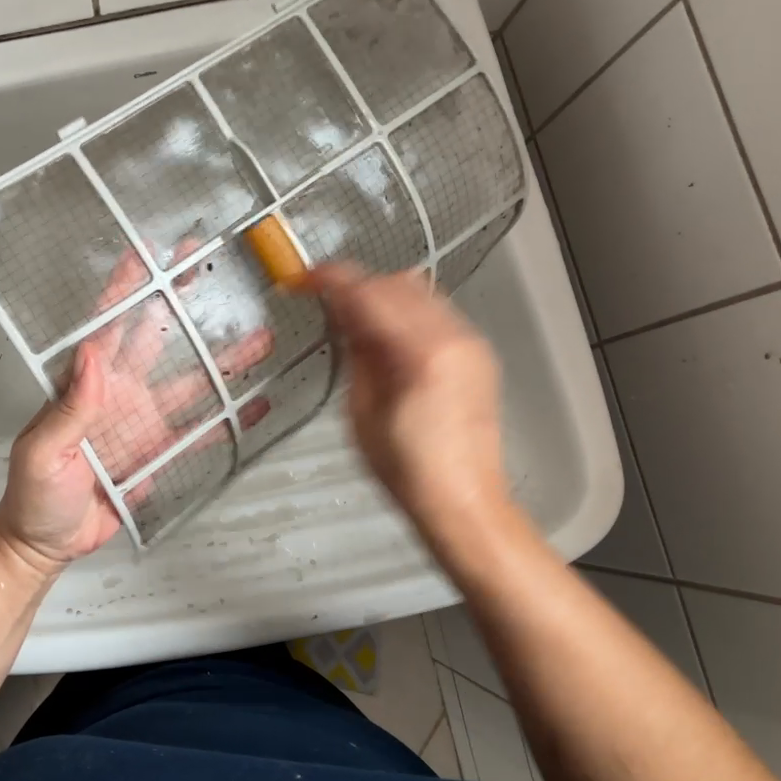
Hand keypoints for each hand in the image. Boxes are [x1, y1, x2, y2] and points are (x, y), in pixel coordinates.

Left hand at [0, 248, 272, 570]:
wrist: (47, 541)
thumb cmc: (32, 496)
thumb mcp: (44, 451)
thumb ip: (70, 408)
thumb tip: (92, 357)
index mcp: (83, 386)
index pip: (105, 326)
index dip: (124, 290)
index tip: (145, 256)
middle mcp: (117, 394)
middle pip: (151, 338)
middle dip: (175, 302)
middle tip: (200, 270)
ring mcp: (141, 421)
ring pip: (187, 382)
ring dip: (220, 362)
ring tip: (258, 339)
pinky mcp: (157, 451)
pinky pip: (196, 432)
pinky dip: (225, 420)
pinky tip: (252, 407)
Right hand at [304, 264, 513, 546]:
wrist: (463, 501)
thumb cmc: (407, 469)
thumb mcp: (361, 410)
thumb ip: (357, 353)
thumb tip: (346, 316)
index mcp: (421, 354)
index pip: (369, 293)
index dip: (330, 280)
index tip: (303, 280)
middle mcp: (454, 337)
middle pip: (396, 283)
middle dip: (355, 285)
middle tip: (323, 302)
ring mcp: (471, 342)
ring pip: (419, 290)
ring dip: (381, 294)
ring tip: (352, 318)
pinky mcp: (476, 353)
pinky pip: (436, 309)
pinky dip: (404, 308)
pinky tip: (385, 333)